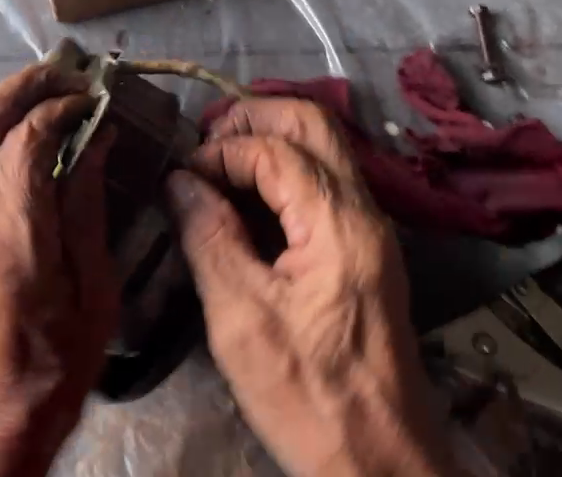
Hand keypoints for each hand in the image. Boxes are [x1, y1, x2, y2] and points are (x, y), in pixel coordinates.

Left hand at [0, 64, 118, 476]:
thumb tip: (95, 140)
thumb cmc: (56, 357)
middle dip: (23, 85)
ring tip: (19, 101)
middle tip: (58, 75)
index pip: (30, 133)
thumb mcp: (94, 286)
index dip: (62, 105)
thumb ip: (88, 206)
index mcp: (15, 225)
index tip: (89, 100)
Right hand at [166, 99, 452, 476]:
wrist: (382, 464)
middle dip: (251, 118)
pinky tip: (241, 196)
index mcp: (338, 225)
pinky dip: (279, 170)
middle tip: (203, 142)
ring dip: (266, 139)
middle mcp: (363, 212)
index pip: (275, 149)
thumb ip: (209, 236)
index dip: (221, 152)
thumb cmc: (308, 395)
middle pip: (313, 123)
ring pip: (322, 147)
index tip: (182, 179)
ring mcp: (369, 229)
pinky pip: (321, 181)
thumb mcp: (241, 318)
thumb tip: (179, 180)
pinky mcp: (361, 248)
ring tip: (215, 162)